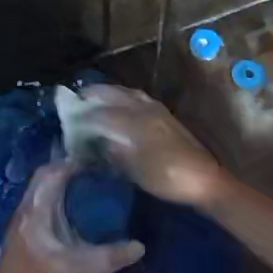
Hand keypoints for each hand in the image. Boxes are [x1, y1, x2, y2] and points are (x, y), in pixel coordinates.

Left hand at [0, 160, 144, 272]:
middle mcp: (24, 212)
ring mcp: (19, 226)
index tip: (98, 160)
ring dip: (60, 186)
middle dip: (67, 170)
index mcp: (34, 211)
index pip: (51, 172)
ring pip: (40, 193)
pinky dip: (55, 201)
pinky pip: (39, 207)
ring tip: (88, 187)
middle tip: (95, 171)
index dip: (73, 162)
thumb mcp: (77, 271)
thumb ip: (109, 257)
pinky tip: (72, 215)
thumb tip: (140, 246)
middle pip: (44, 179)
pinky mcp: (21, 239)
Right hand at [58, 85, 228, 208]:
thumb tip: (93, 142)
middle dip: (91, 96)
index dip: (81, 117)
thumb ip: (112, 152)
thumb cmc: (168, 178)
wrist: (205, 180)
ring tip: (92, 100)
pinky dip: (122, 97)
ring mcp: (156, 110)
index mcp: (134, 121)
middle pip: (112, 94)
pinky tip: (118, 107)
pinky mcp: (165, 115)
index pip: (99, 113)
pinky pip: (137, 98)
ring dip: (108, 94)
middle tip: (75, 102)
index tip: (67, 121)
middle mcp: (144, 108)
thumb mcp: (134, 170)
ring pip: (126, 93)